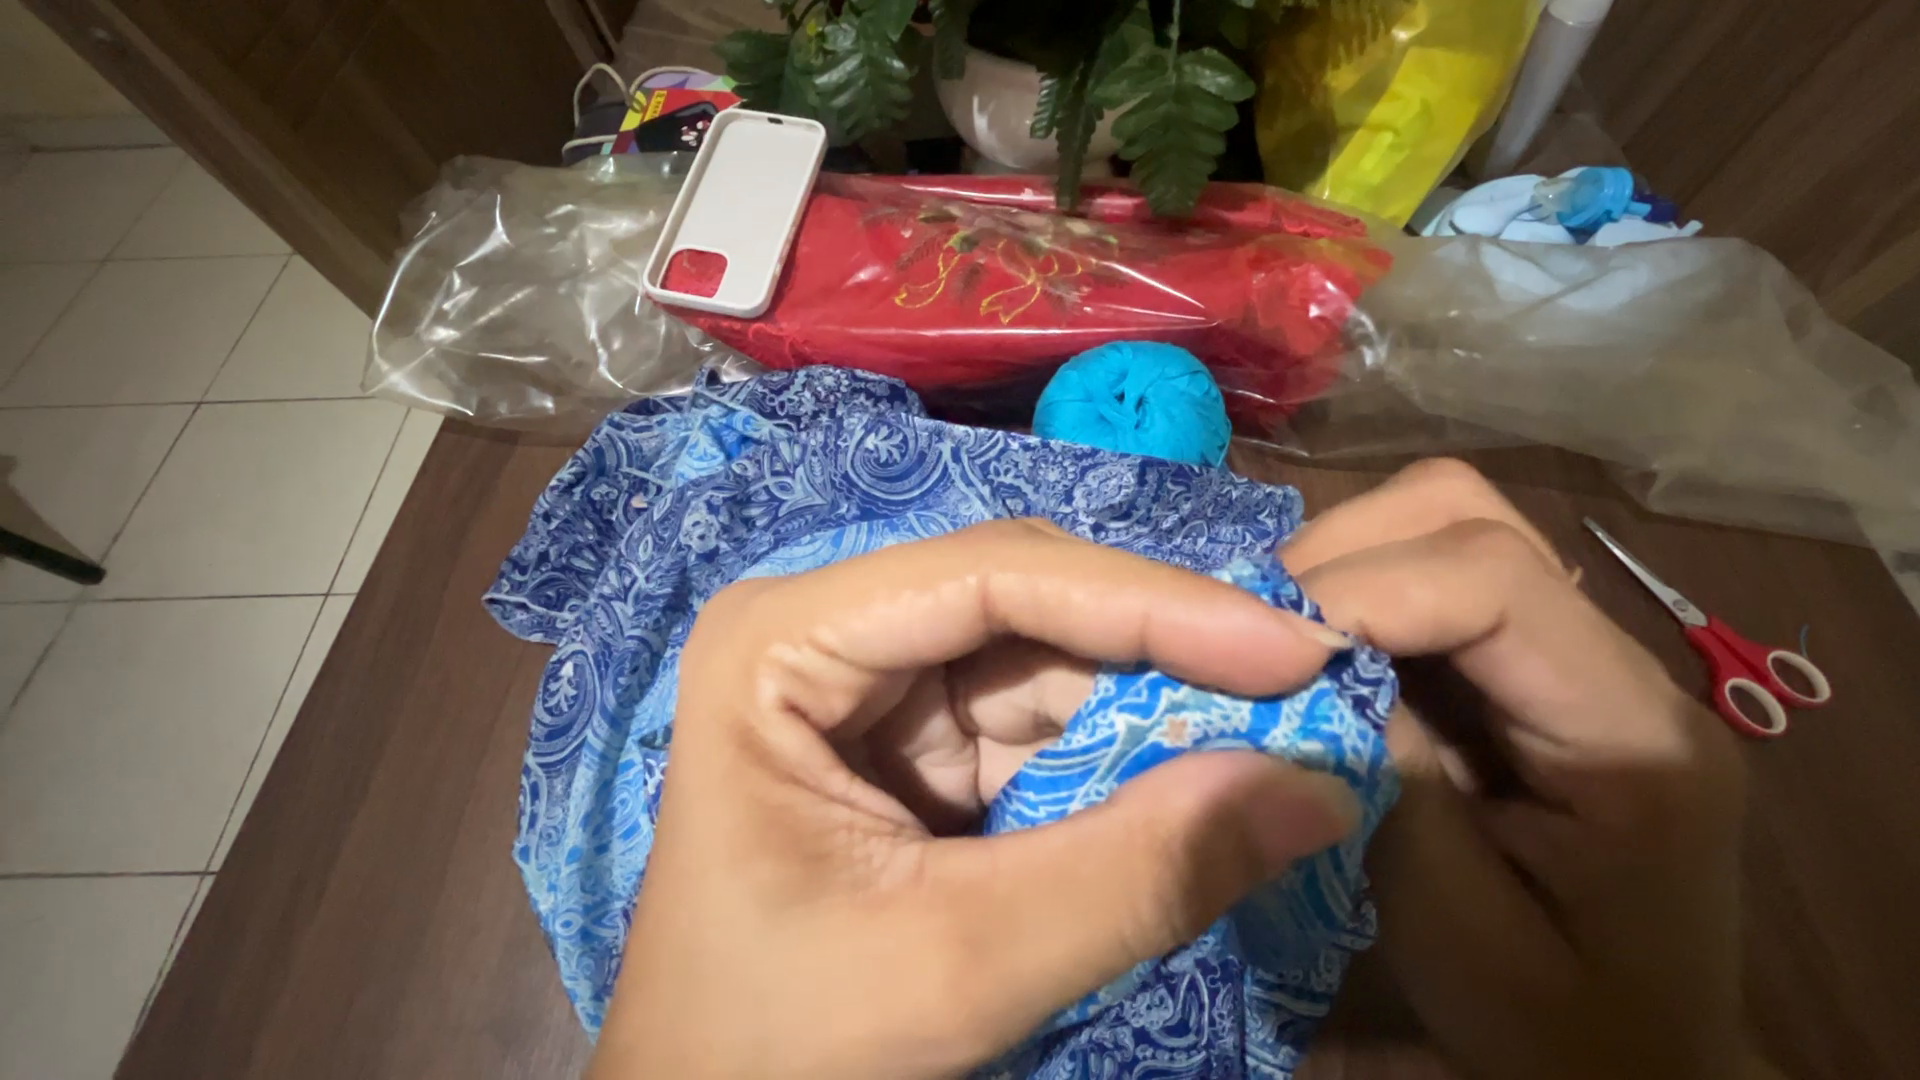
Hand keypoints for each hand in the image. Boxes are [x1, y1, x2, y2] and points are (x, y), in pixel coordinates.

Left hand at [588, 520, 1364, 1079]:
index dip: (1147, 601)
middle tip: (1303, 687)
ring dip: (1156, 697)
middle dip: (1162, 646)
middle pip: (1024, 598)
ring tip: (1271, 735)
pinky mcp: (917, 725)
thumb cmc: (784, 1038)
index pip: (987, 576)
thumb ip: (1138, 874)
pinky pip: (1040, 710)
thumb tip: (1313, 789)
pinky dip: (1122, 741)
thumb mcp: (958, 964)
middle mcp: (832, 625)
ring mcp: (876, 671)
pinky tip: (1191, 768)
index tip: (1289, 644)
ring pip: (1047, 652)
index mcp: (786, 640)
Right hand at [1279, 459, 1759, 1078]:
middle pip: (1464, 513)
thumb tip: (1302, 677)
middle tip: (1257, 638)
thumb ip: (1386, 791)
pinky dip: (1340, 590)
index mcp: (1631, 733)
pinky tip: (1305, 653)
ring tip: (1276, 644)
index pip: (1493, 580)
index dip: (1360, 592)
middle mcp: (1606, 659)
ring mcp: (1556, 648)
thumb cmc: (1554, 1024)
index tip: (1262, 655)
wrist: (1624, 1056)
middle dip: (1339, 556)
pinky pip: (1412, 570)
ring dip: (1334, 563)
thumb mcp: (1458, 936)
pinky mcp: (1506, 659)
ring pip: (1433, 521)